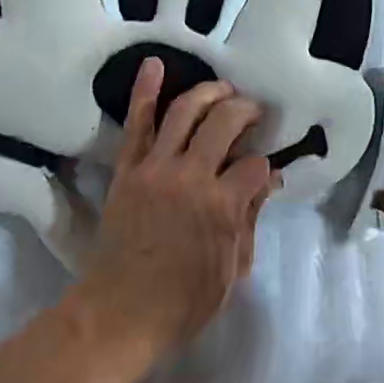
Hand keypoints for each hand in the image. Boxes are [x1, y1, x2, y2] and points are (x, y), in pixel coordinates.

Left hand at [70, 59, 274, 360]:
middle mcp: (191, 176)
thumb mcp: (232, 270)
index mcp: (222, 206)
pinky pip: (137, 124)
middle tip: (254, 113)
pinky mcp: (127, 170)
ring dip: (211, 92)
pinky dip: (144, 91)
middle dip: (247, 110)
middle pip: (226, 121)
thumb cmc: (183, 303)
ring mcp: (155, 169)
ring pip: (186, 110)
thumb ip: (250, 219)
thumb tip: (267, 182)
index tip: (263, 174)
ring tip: (225, 90)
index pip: (255, 164)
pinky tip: (155, 65)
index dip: (265, 166)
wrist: (116, 317)